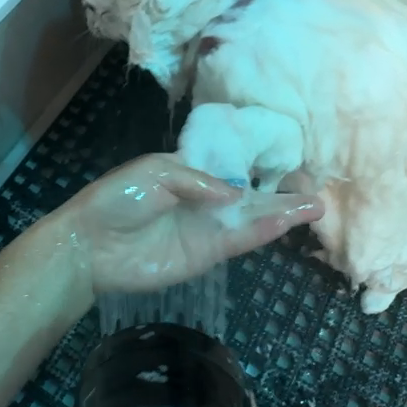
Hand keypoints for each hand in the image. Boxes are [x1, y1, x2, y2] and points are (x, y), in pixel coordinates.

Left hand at [45, 154, 323, 294]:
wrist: (90, 246)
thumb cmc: (117, 199)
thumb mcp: (153, 173)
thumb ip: (197, 179)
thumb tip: (237, 195)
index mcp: (188, 169)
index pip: (229, 162)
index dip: (256, 159)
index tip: (289, 152)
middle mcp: (203, 197)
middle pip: (248, 192)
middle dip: (279, 189)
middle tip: (315, 185)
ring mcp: (207, 226)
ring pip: (251, 218)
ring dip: (282, 211)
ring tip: (315, 205)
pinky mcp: (206, 253)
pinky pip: (239, 240)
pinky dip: (263, 232)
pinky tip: (287, 222)